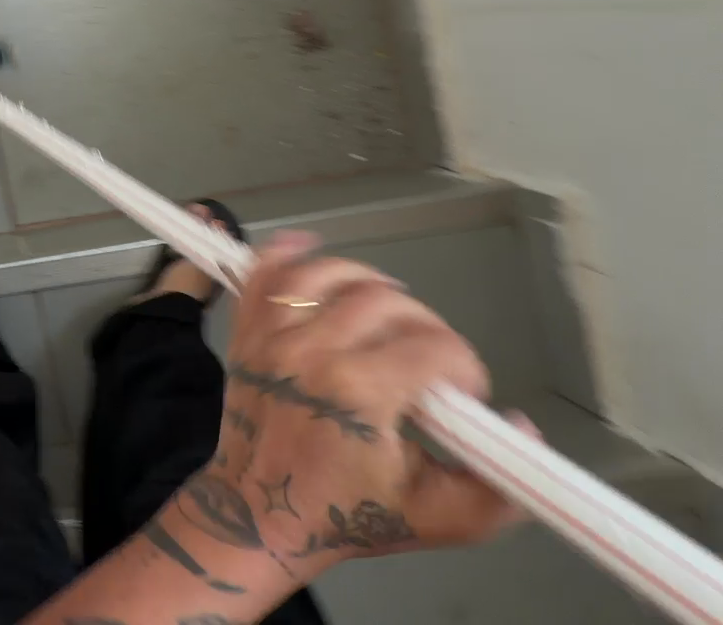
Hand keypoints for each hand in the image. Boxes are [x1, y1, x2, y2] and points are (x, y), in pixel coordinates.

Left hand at [184, 231, 532, 583]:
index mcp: (357, 389)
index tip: (465, 393)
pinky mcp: (245, 335)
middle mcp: (308, 350)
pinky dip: (281, 255)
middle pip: (381, 300)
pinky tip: (307, 247)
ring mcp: (269, 337)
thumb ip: (500, 484)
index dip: (466, 366)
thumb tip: (520, 426)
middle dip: (424, 322)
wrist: (258, 510)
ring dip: (360, 278)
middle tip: (430, 354)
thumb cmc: (345, 513)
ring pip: (318, 276)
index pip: (434, 346)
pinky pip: (257, 279)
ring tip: (388, 302)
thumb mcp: (443, 517)